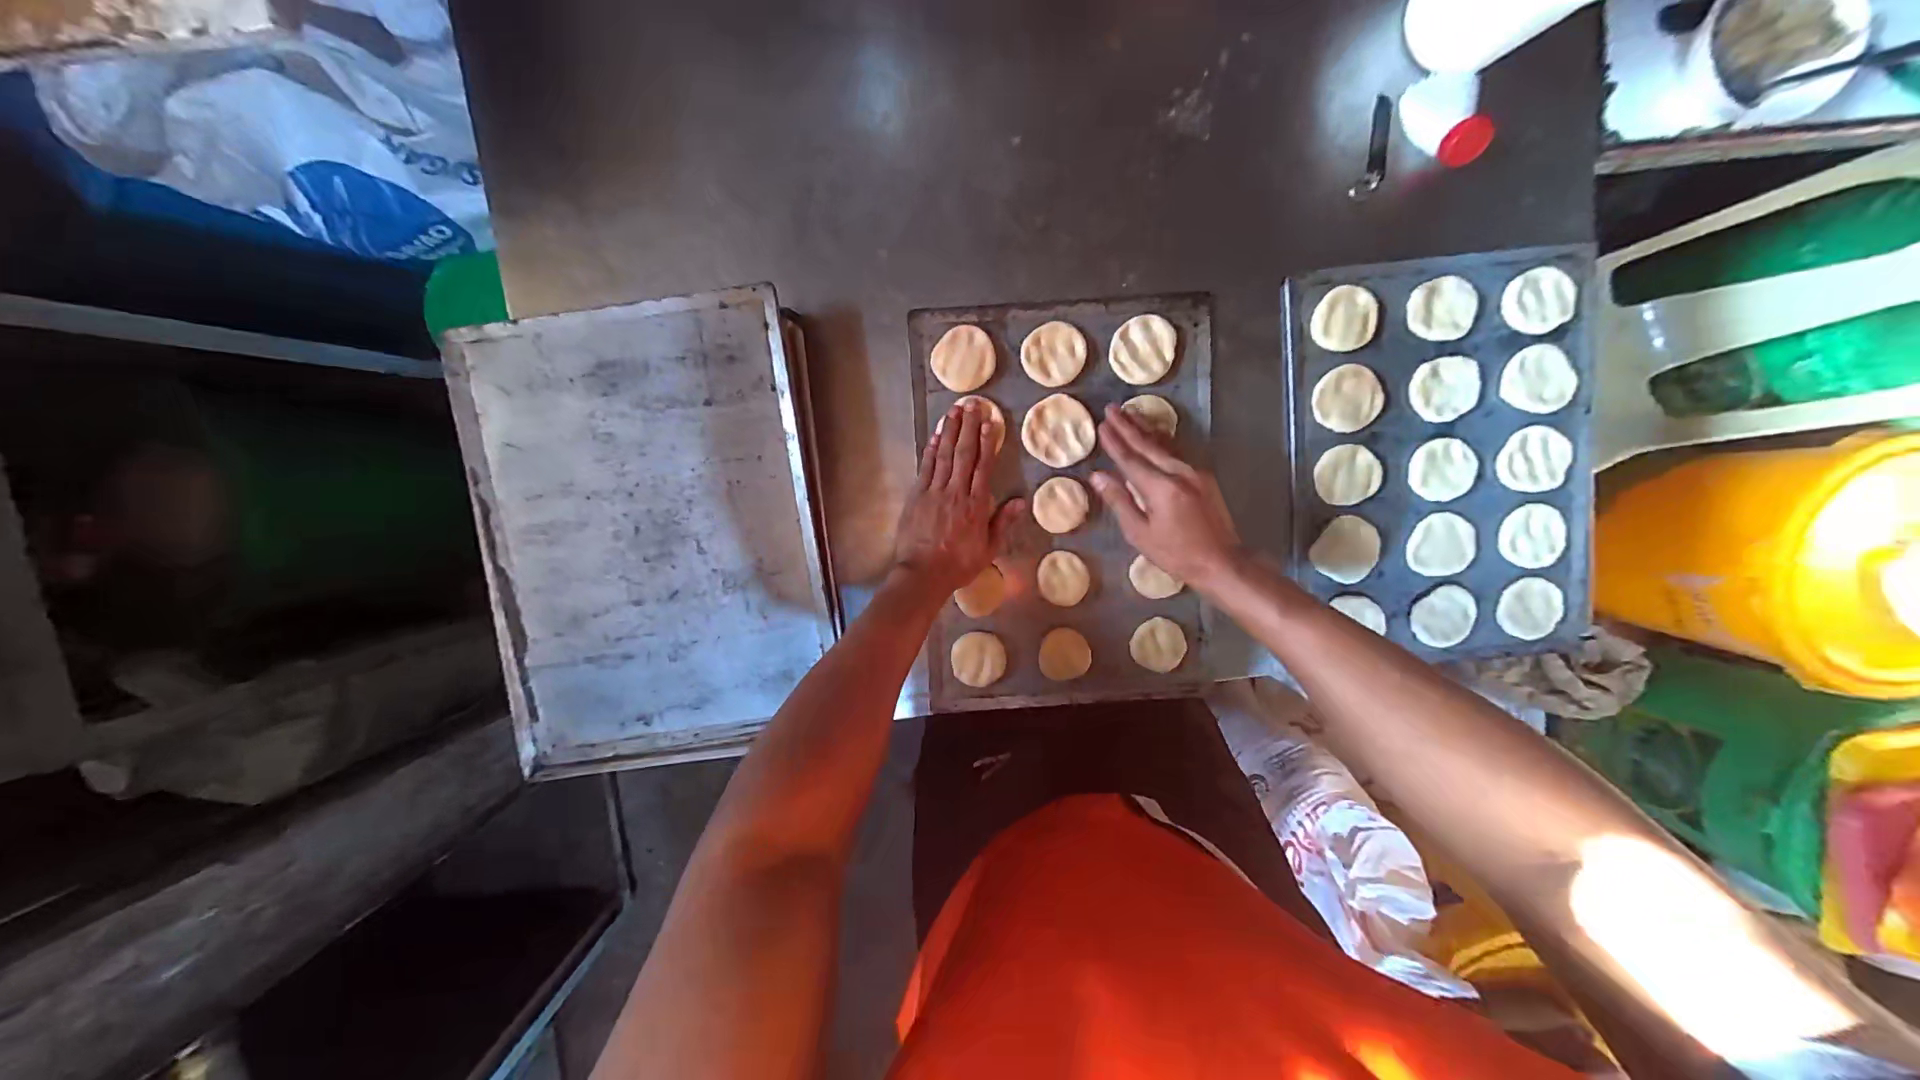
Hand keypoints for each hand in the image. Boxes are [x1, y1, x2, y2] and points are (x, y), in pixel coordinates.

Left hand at [892, 399, 1024, 596]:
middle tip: (973, 404)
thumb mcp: (988, 549)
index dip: (987, 442)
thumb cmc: (958, 565)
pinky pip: (925, 467)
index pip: (983, 466)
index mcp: (976, 504)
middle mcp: (955, 492)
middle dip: (968, 427)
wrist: (922, 574)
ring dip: (950, 431)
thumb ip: (1003, 522)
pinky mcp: (917, 496)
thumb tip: (1021, 501)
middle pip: (963, 453)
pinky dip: (930, 449)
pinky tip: (935, 435)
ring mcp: (934, 492)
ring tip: (955, 411)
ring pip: (943, 455)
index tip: (990, 422)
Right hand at [1090, 405, 1243, 591]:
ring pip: (1165, 444)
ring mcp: (1194, 473)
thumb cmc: (1176, 554)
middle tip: (1111, 408)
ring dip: (1145, 428)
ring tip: (1130, 413)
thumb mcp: (1139, 533)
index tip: (1101, 424)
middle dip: (1128, 426)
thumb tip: (1097, 476)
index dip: (1114, 441)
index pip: (1130, 458)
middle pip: (1148, 444)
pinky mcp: (1204, 477)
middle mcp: (1178, 473)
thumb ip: (1119, 501)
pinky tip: (1156, 434)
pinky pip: (1177, 452)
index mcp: (1160, 487)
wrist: (1222, 561)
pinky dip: (1162, 441)